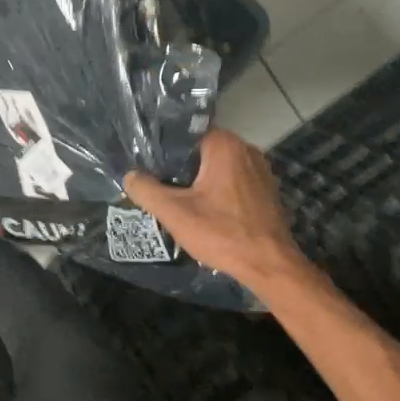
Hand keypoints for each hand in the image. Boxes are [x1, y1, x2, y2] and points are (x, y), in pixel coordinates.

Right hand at [125, 129, 310, 290]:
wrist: (269, 265)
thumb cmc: (222, 233)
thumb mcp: (174, 213)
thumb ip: (146, 190)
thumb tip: (130, 176)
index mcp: (225, 145)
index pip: (184, 134)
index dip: (162, 151)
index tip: (147, 167)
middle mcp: (246, 149)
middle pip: (200, 151)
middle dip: (179, 168)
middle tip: (158, 187)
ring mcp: (260, 170)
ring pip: (216, 167)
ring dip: (198, 181)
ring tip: (177, 200)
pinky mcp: (265, 189)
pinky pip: (232, 181)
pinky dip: (216, 191)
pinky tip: (204, 211)